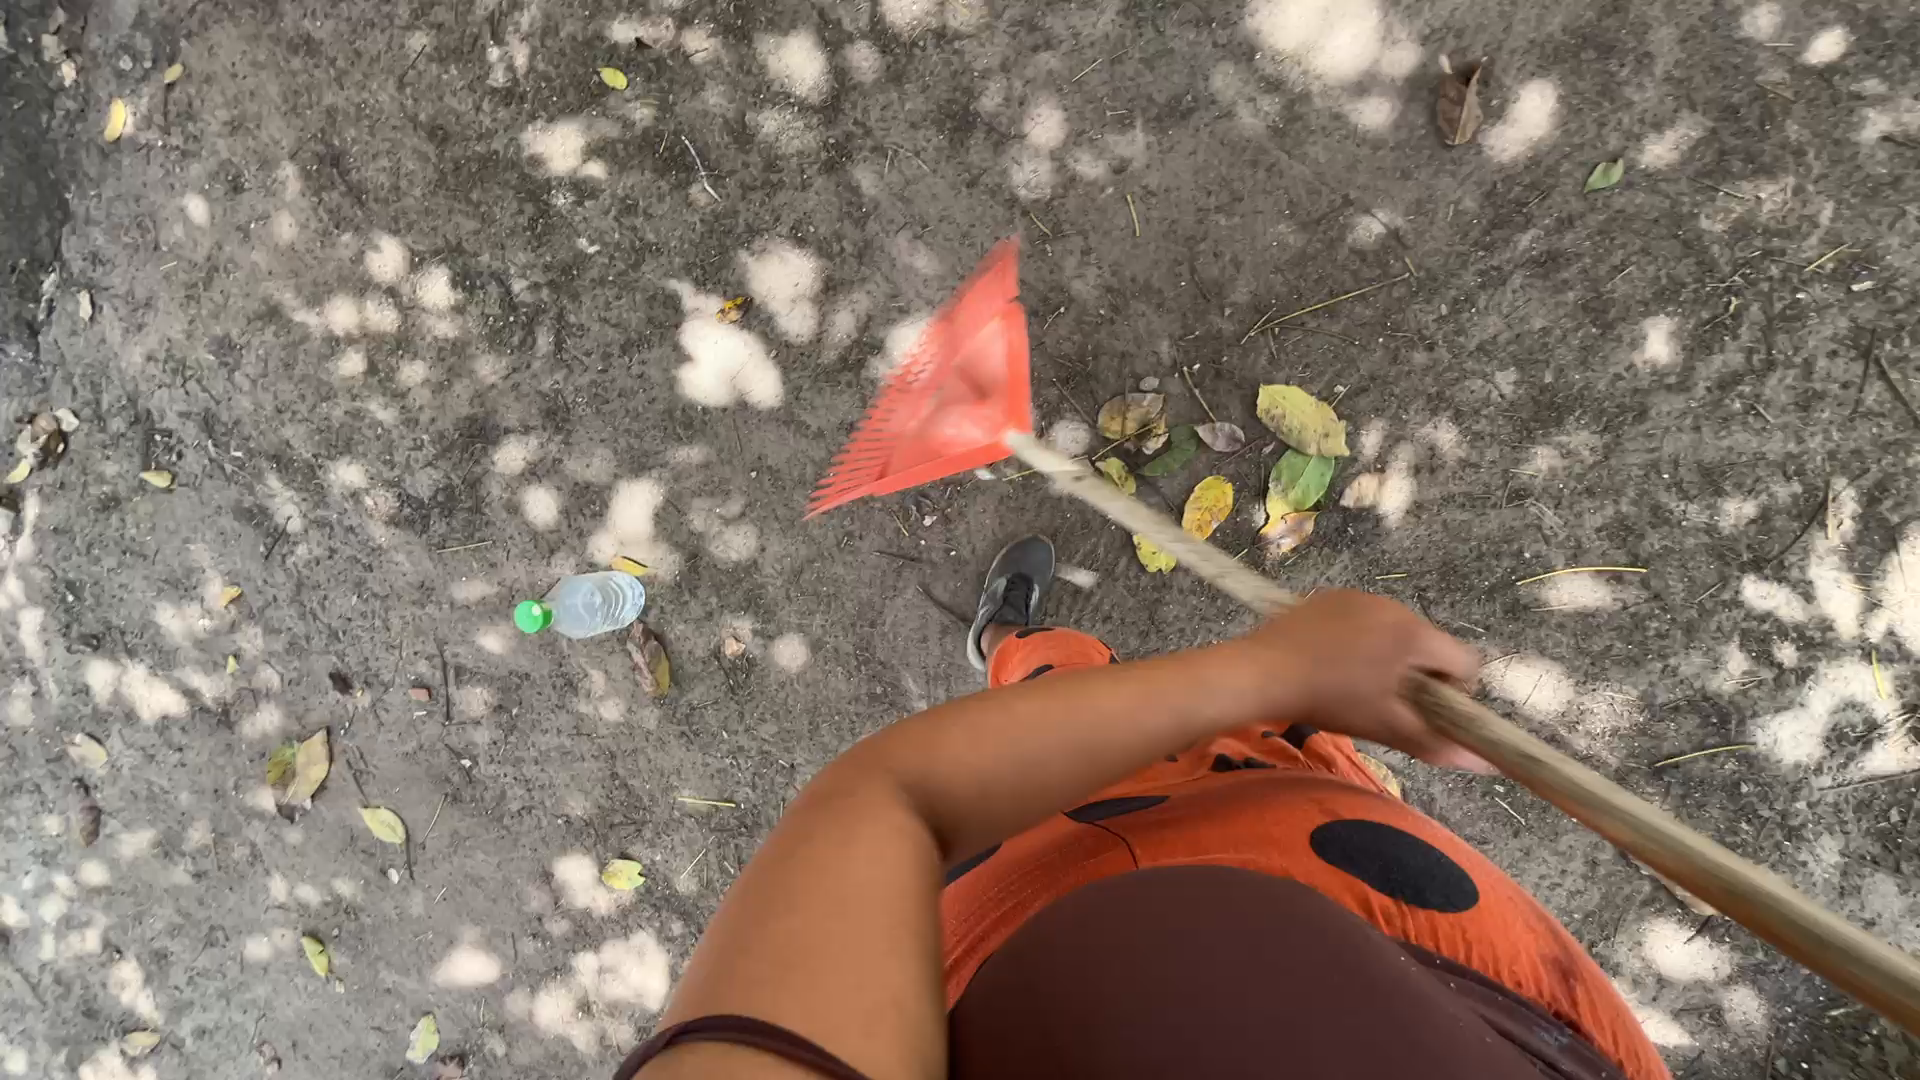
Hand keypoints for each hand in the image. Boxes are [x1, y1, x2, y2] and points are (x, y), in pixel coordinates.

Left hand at [1226, 590, 1491, 771]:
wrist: (1260, 671)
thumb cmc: (1328, 699)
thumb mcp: (1385, 725)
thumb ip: (1437, 743)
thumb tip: (1484, 764)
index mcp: (1413, 633)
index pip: (1464, 660)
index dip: (1455, 691)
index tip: (1426, 710)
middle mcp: (1390, 605)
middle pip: (1428, 642)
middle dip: (1418, 672)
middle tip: (1386, 698)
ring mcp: (1355, 596)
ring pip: (1393, 629)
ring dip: (1387, 653)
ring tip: (1355, 680)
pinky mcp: (1326, 597)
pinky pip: (1360, 618)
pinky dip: (1358, 638)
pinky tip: (1331, 660)